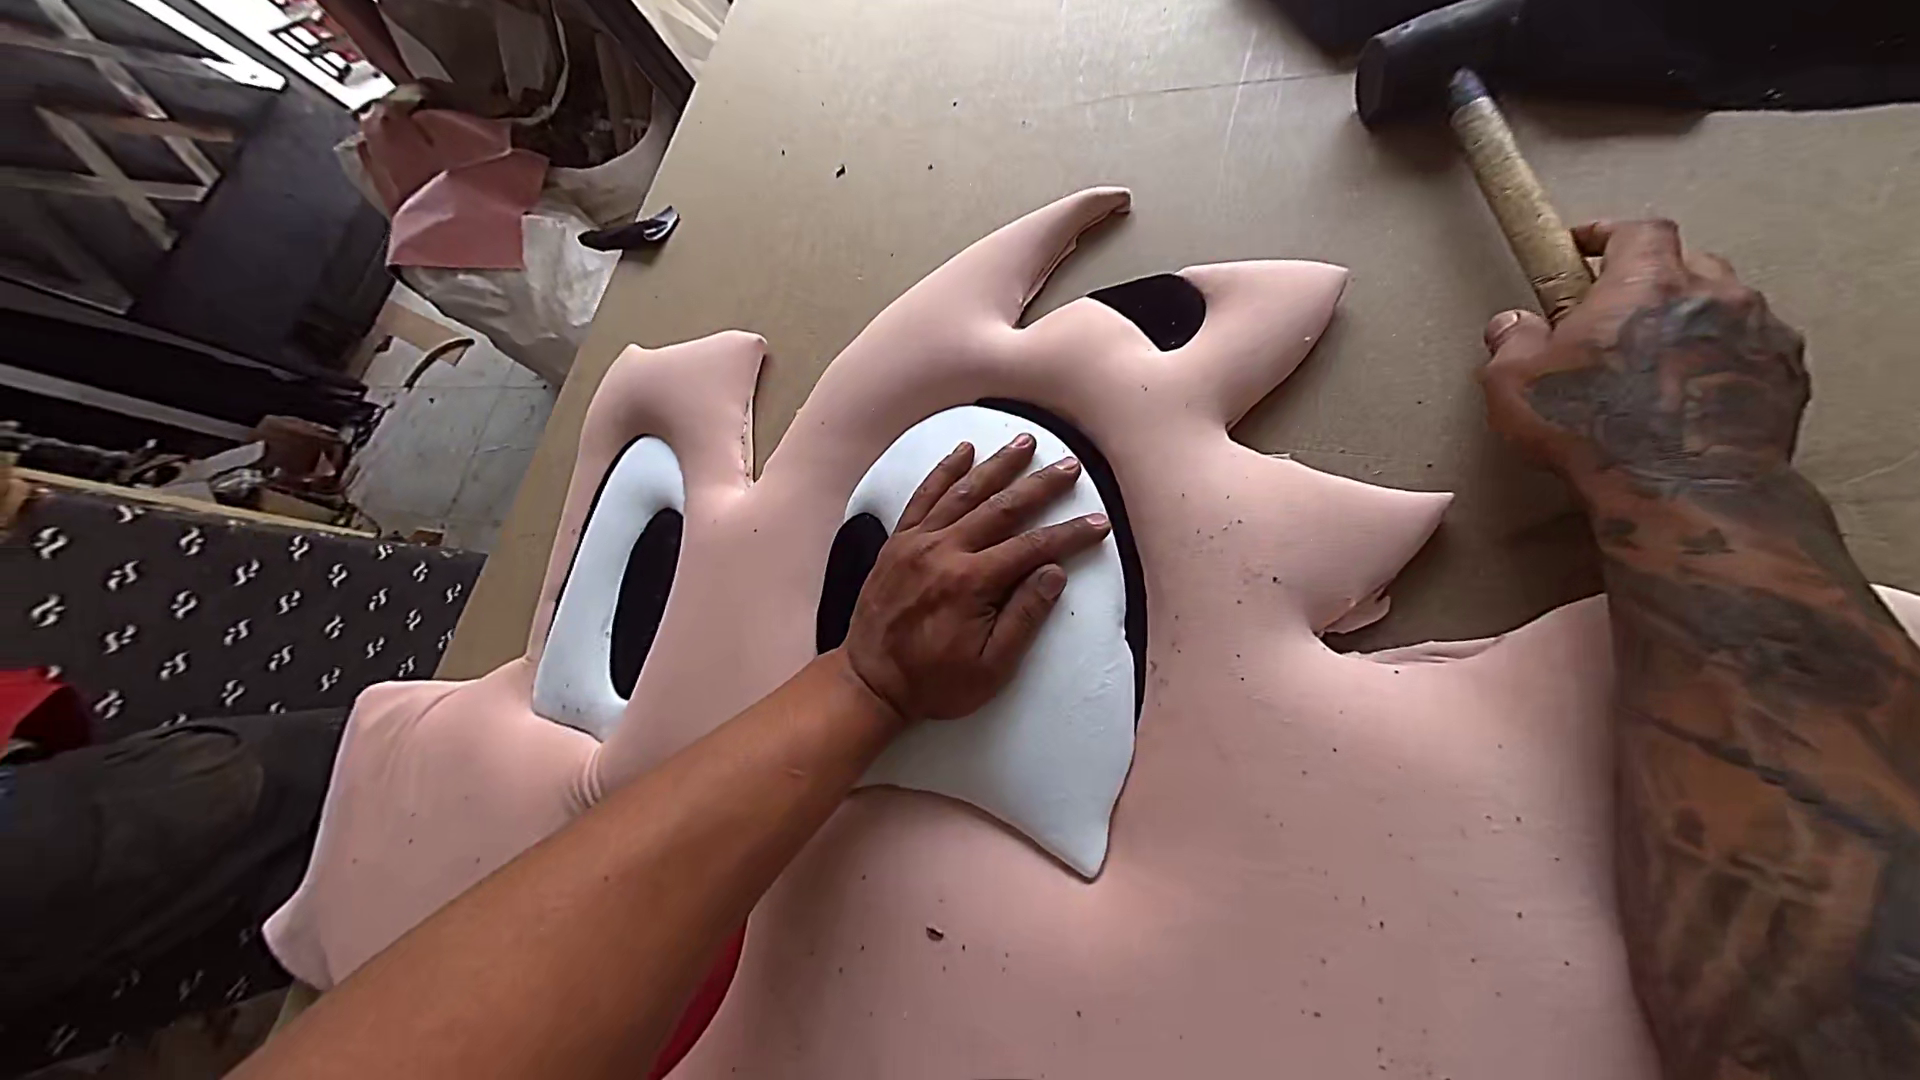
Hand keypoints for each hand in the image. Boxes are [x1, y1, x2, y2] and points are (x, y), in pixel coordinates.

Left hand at [840, 435, 1111, 723]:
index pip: (1032, 547)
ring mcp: (916, 542)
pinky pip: (923, 496)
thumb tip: (1055, 573)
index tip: (1097, 523)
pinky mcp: (897, 542)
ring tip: (1024, 442)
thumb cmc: (932, 682)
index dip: (1069, 534)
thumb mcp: (990, 667)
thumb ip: (1024, 616)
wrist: (869, 682)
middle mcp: (943, 552)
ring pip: (965, 491)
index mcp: (970, 583)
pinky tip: (962, 450)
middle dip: (1040, 485)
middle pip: (1002, 508)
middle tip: (1068, 466)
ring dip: (998, 465)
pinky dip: (944, 471)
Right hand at [1479, 219, 1809, 489]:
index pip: (1636, 231)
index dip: (1606, 232)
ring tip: (1638, 359)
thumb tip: (1509, 325)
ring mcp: (1756, 332)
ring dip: (1679, 321)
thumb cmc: (1590, 426)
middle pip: (1684, 263)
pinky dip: (1709, 357)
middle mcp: (1712, 294)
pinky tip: (1675, 389)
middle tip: (1604, 314)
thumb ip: (1510, 341)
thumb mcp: (1511, 381)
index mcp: (1644, 284)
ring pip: (1718, 305)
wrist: (1671, 483)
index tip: (1583, 242)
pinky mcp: (1780, 372)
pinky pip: (1743, 347)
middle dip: (1644, 281)